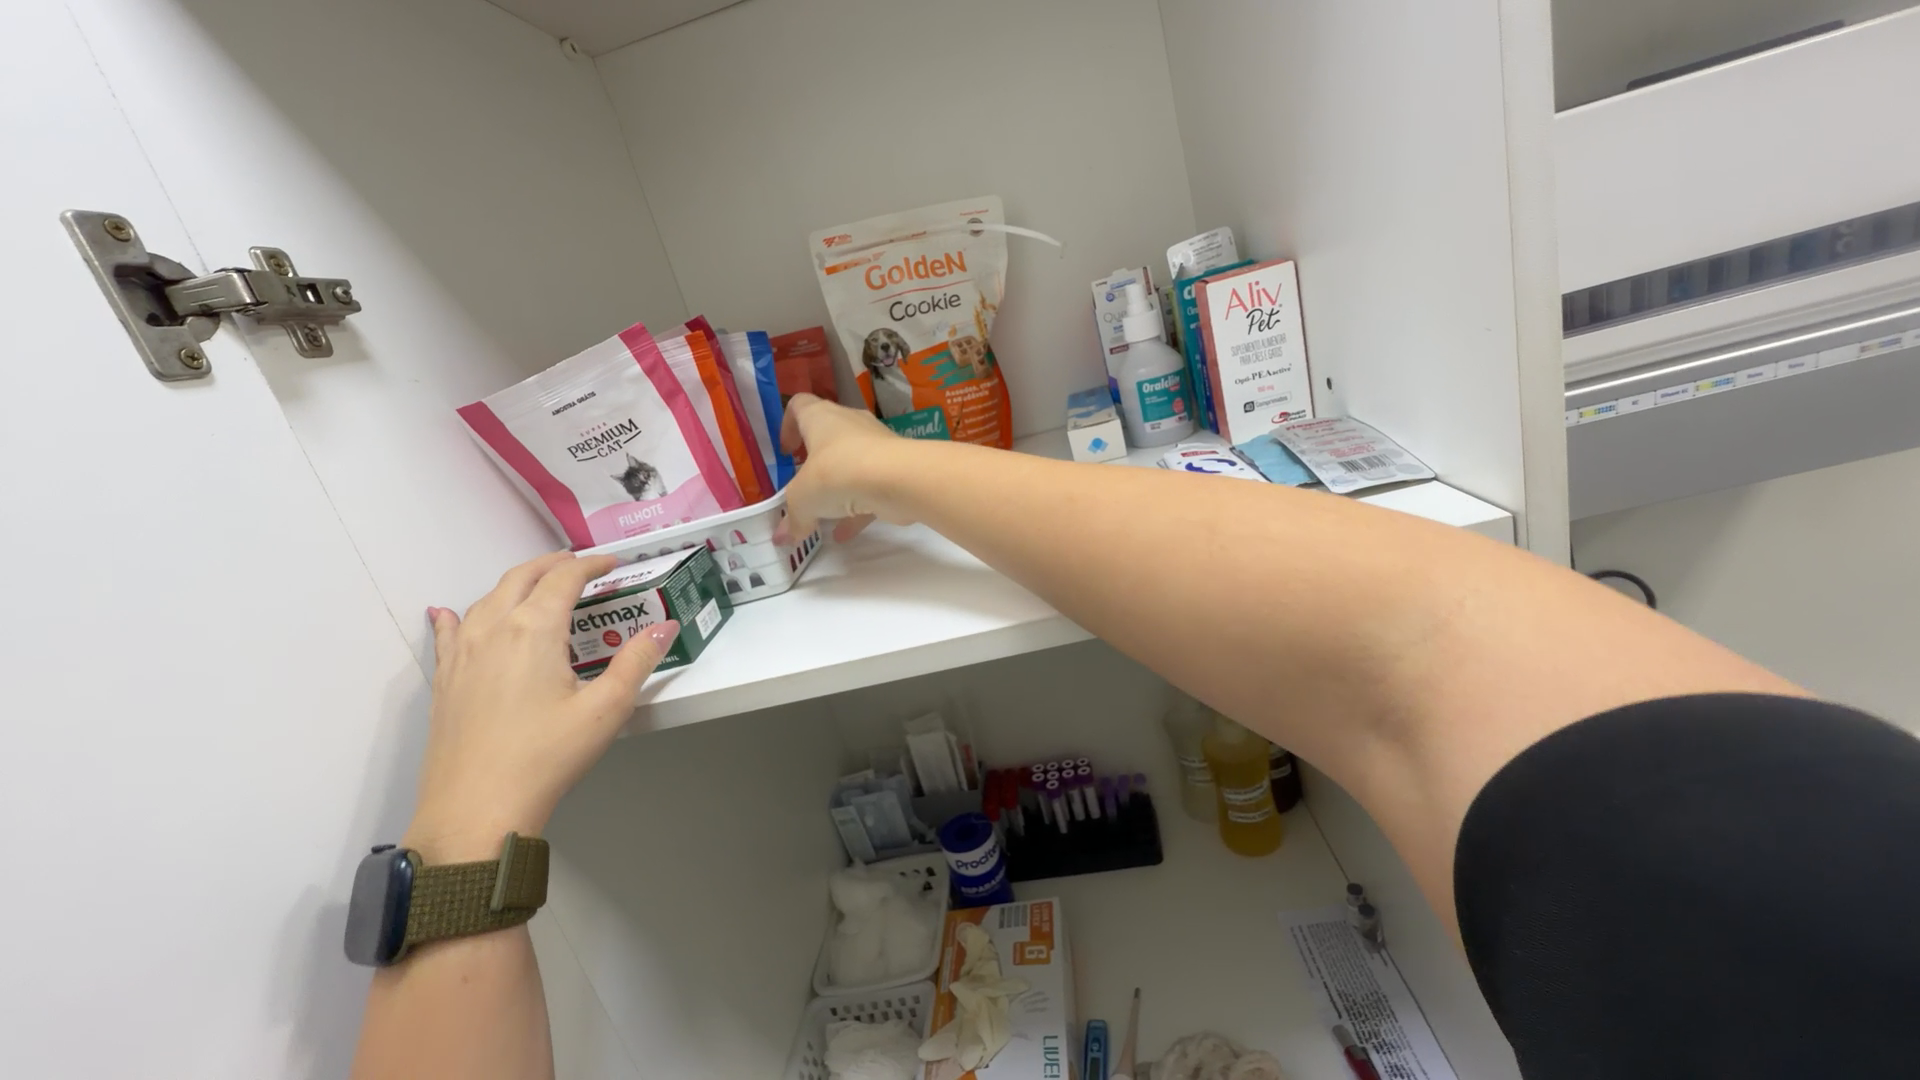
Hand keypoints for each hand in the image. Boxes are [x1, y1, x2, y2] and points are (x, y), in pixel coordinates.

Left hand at [406, 552, 675, 861]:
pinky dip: (459, 614)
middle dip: (552, 564)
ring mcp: (462, 654)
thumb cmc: (546, 756)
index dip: (591, 565)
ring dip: (516, 584)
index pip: (564, 579)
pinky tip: (448, 614)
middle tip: (579, 565)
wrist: (475, 810)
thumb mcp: (606, 709)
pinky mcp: (444, 679)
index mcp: (534, 629)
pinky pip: (449, 632)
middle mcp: (493, 629)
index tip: (612, 564)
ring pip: (487, 599)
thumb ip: (638, 661)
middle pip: (521, 578)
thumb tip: (666, 626)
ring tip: (538, 586)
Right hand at [776, 393, 916, 542]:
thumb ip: (793, 517)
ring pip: (850, 463)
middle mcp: (849, 424)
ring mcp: (875, 445)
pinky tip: (844, 534)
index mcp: (820, 417)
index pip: (799, 405)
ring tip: (824, 515)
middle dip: (814, 463)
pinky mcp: (894, 468)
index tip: (785, 452)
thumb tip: (784, 538)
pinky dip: (857, 508)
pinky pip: (870, 487)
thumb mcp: (803, 498)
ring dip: (837, 489)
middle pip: (827, 437)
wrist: (897, 479)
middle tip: (804, 486)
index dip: (787, 425)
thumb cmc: (837, 473)